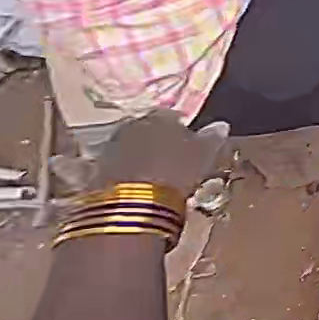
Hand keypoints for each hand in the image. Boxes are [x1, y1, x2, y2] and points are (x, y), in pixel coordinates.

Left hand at [88, 110, 229, 198]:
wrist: (133, 203)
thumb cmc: (176, 173)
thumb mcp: (203, 156)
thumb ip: (211, 138)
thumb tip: (222, 125)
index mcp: (159, 118)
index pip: (171, 116)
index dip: (180, 128)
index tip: (187, 142)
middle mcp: (132, 126)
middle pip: (146, 129)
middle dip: (155, 140)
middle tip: (168, 157)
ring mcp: (111, 148)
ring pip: (129, 147)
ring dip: (138, 156)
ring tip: (151, 173)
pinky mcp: (96, 171)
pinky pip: (114, 167)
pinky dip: (122, 172)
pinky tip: (131, 183)